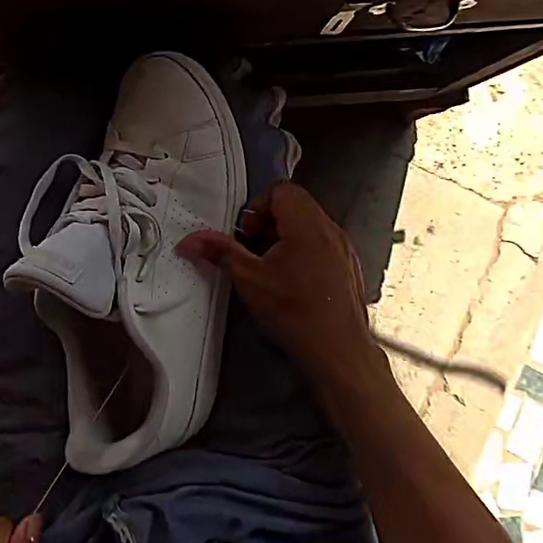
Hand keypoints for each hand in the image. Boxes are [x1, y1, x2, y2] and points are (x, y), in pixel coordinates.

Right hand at [176, 181, 382, 389]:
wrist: (337, 351)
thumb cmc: (298, 315)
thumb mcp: (248, 279)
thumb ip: (219, 252)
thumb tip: (194, 241)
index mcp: (307, 227)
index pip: (281, 191)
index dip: (256, 207)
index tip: (246, 233)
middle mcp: (330, 232)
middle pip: (294, 206)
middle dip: (266, 224)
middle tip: (253, 249)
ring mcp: (343, 250)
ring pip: (308, 226)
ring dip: (283, 239)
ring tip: (268, 267)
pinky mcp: (347, 268)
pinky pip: (321, 245)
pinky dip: (301, 254)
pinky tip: (289, 282)